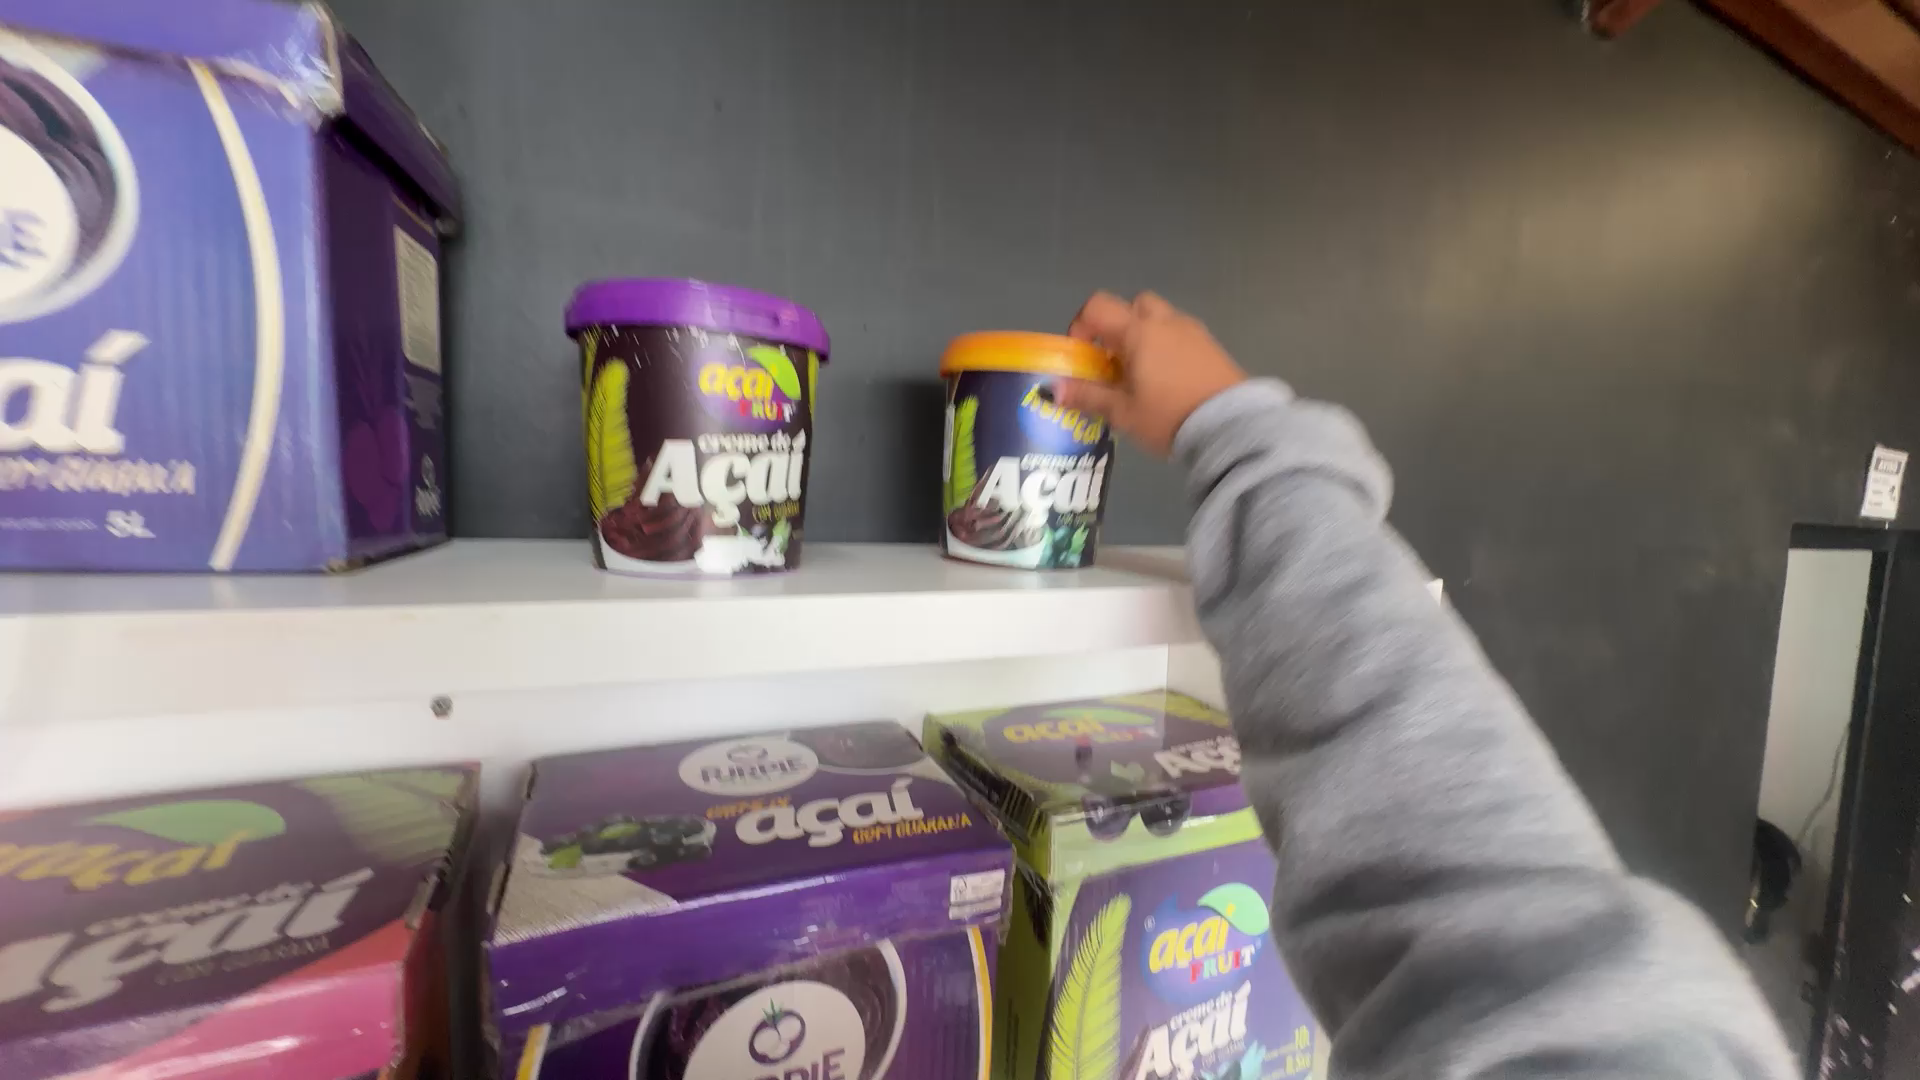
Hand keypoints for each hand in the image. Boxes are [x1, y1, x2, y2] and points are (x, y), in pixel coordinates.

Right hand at [1055, 291, 1245, 457]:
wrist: (1229, 427)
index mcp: (1138, 332)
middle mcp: (1165, 322)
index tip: (1080, 356)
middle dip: (1117, 327)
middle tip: (1112, 361)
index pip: (1098, 307)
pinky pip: (1179, 335)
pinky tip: (1166, 381)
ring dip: (1142, 336)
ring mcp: (1192, 331)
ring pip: (1159, 318)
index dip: (1081, 326)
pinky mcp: (1211, 347)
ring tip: (1139, 375)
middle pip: (1132, 305)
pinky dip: (1165, 347)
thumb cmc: (1168, 416)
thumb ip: (1087, 396)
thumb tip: (1051, 389)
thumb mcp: (1122, 412)